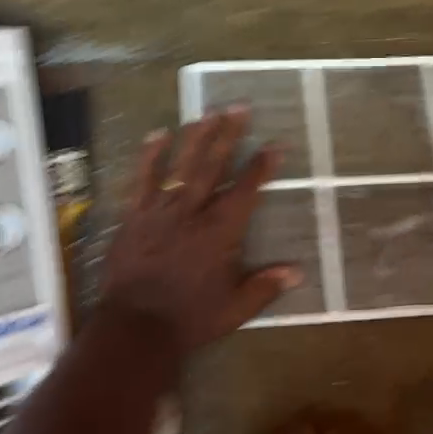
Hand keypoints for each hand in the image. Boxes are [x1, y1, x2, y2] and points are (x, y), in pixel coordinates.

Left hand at [99, 104, 299, 354]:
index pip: (245, 191)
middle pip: (214, 166)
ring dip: (196, 137)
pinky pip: (143, 178)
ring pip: (182, 165)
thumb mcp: (233, 309)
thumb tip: (297, 272)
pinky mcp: (135, 215)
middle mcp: (193, 211)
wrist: (135, 326)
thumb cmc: (188, 319)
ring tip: (208, 111)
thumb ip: (264, 287)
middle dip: (229, 135)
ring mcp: (161, 210)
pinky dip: (150, 155)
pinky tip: (158, 133)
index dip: (260, 167)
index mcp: (220, 231)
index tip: (274, 144)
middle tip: (240, 107)